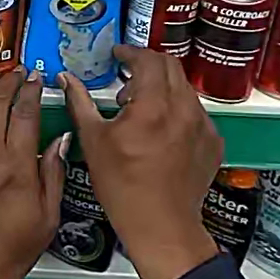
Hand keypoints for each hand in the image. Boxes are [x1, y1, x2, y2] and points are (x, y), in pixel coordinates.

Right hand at [60, 46, 223, 278]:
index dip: (130, 52)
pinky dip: (178, 109)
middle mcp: (183, 109)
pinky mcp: (212, 141)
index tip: (119, 55)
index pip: (147, 59)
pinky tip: (161, 129)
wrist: (162, 226)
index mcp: (153, 105)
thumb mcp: (93, 140)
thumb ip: (80, 102)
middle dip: (147, 65)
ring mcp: (202, 125)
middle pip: (170, 67)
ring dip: (163, 87)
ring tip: (141, 107)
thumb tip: (67, 79)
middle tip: (127, 77)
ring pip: (184, 88)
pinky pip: (196, 111)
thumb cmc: (123, 187)